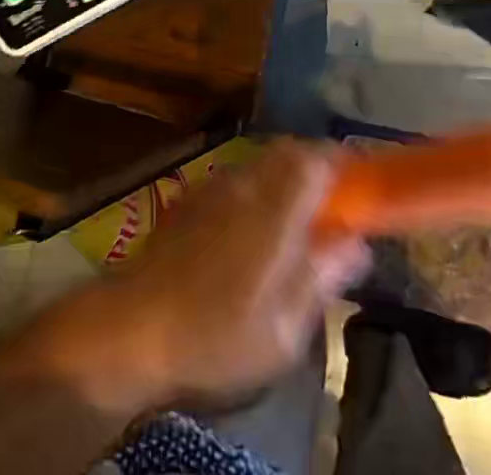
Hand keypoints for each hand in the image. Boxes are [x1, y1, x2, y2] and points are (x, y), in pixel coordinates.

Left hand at [23, 141, 369, 414]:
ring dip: (285, 176)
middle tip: (334, 200)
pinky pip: (235, 179)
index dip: (343, 162)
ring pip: (260, 163)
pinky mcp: (188, 200)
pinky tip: (253, 228)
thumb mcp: (283, 330)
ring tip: (297, 216)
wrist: (127, 329)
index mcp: (272, 211)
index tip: (362, 180)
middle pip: (287, 152)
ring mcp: (210, 189)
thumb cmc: (214, 337)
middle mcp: (242, 186)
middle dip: (316, 165)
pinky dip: (257, 188)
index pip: (315, 160)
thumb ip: (322, 277)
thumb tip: (355, 244)